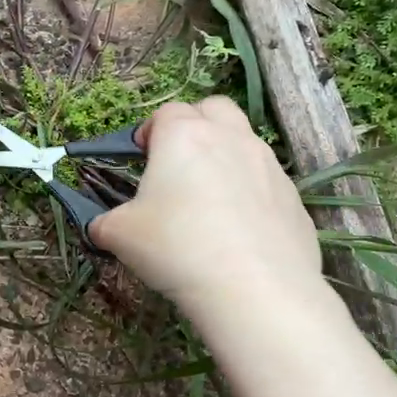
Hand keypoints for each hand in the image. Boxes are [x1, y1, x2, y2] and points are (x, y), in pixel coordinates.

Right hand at [89, 97, 321, 312]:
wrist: (253, 287)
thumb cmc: (174, 246)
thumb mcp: (117, 234)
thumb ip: (105, 221)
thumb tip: (103, 226)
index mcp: (184, 138)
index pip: (166, 113)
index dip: (148, 130)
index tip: (140, 157)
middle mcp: (231, 139)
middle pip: (214, 108)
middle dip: (193, 124)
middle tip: (175, 161)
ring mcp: (269, 166)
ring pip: (244, 142)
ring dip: (222, 156)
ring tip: (204, 200)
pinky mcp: (294, 198)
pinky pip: (265, 181)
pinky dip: (248, 192)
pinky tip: (233, 231)